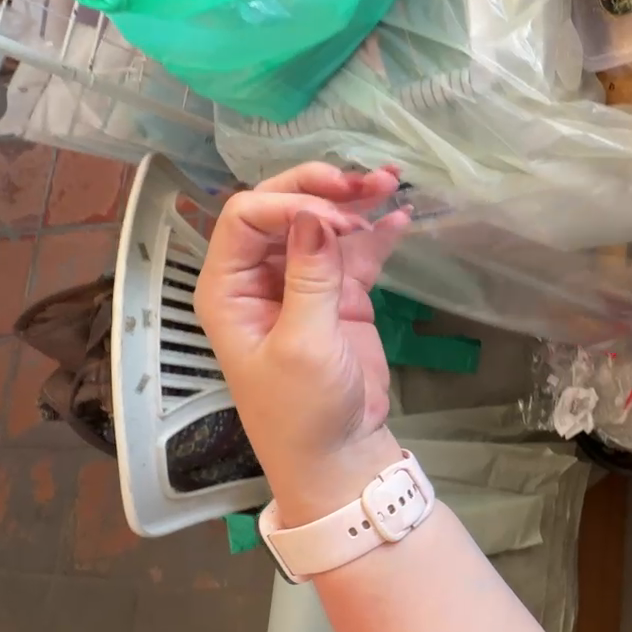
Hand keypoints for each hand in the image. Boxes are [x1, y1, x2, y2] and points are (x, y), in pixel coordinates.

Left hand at [193, 163, 411, 524]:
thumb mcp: (304, 345)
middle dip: (323, 188)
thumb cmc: (303, 408)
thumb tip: (315, 217)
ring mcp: (305, 284)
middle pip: (285, 210)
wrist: (340, 451)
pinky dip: (379, 232)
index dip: (294, 206)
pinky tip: (402, 215)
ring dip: (356, 202)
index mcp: (229, 287)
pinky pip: (357, 252)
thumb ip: (310, 278)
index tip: (342, 223)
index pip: (250, 218)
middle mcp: (261, 276)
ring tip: (392, 181)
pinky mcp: (342, 296)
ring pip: (324, 225)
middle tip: (367, 180)